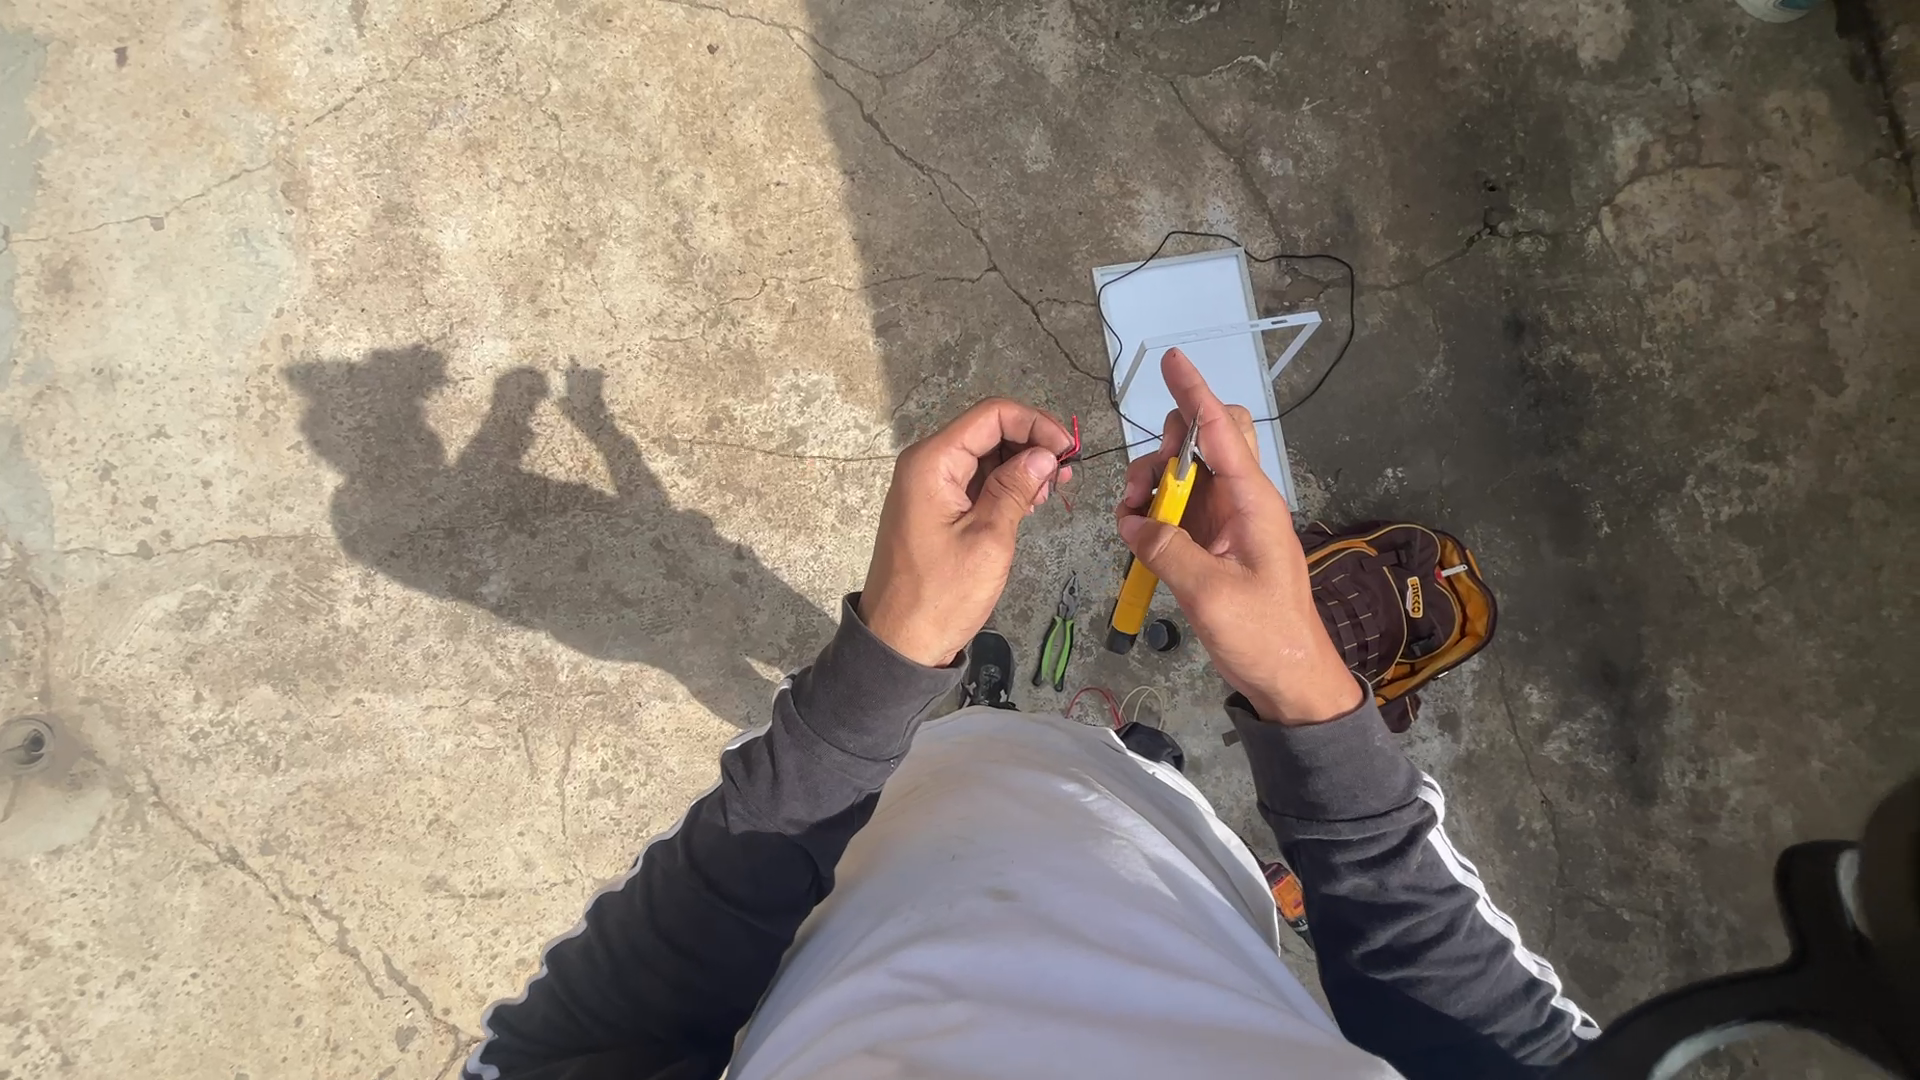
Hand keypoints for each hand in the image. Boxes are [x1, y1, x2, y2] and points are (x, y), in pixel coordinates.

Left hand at [860, 399, 1073, 666]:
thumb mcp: (988, 538)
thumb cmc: (941, 595)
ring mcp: (929, 486)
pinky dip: (1003, 486)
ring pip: (984, 456)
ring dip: (1020, 466)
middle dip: (1030, 445)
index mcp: (932, 462)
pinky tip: (1027, 504)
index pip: (991, 415)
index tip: (1066, 451)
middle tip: (1063, 476)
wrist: (900, 641)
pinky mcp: (935, 507)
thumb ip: (1015, 489)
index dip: (1035, 423)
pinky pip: (974, 481)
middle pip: (988, 431)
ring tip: (1048, 493)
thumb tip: (1044, 454)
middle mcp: (927, 464)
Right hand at [1113, 348, 1360, 724]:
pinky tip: (1139, 535)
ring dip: (1153, 485)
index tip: (1171, 359)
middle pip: (1207, 440)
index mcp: (1252, 502)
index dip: (1195, 392)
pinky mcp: (1213, 543)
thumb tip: (1133, 522)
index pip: (1222, 430)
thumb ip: (1166, 550)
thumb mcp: (1211, 593)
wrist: (1288, 677)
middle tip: (1145, 485)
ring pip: (1186, 474)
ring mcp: (1226, 521)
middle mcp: (1240, 501)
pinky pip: (1178, 508)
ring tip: (1132, 520)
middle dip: (1169, 446)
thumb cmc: (1263, 634)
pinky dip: (1154, 512)